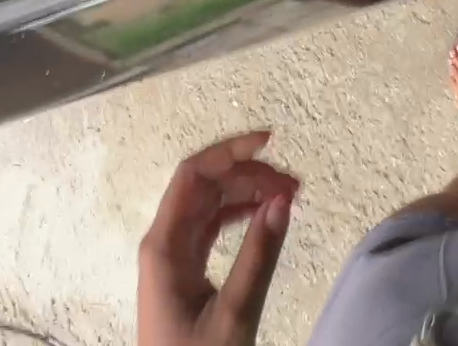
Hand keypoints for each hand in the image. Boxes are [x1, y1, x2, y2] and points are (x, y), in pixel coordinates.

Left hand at [139, 131, 298, 345]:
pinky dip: (242, 215)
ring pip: (212, 203)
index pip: (193, 174)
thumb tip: (283, 200)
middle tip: (294, 185)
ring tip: (290, 196)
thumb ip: (259, 256)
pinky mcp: (187, 271)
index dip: (229, 150)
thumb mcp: (233, 315)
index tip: (270, 142)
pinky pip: (214, 226)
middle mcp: (165, 241)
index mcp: (163, 244)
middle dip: (249, 173)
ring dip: (249, 192)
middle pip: (205, 185)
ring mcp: (175, 255)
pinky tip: (267, 215)